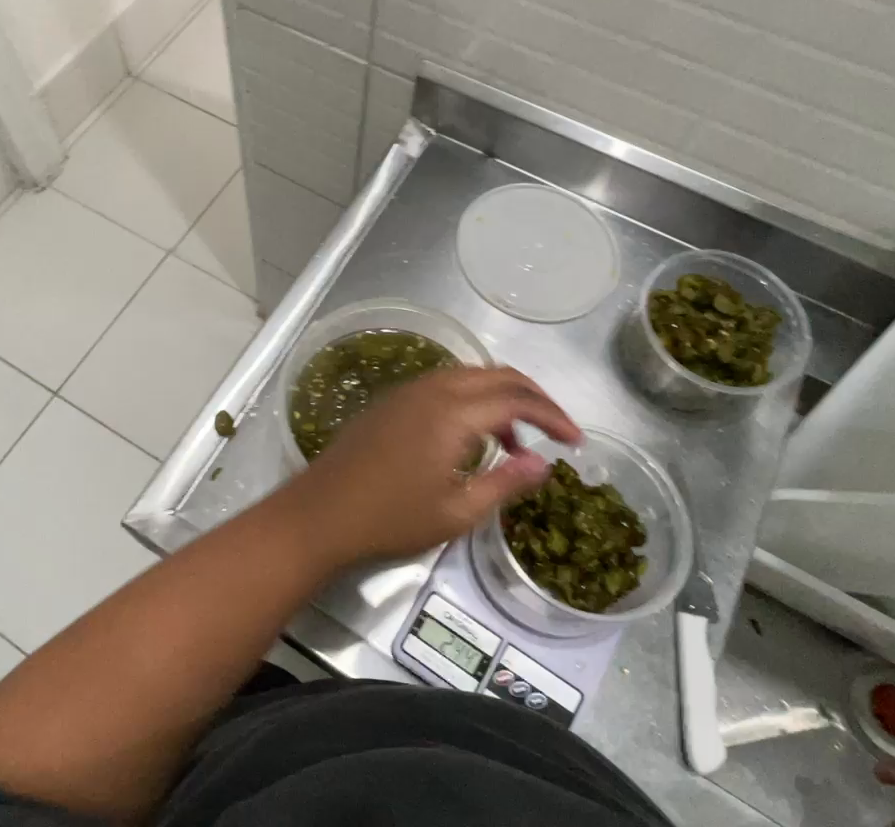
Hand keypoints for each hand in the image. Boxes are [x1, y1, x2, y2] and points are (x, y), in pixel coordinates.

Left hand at [281, 366, 581, 565]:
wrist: (318, 514)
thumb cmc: (389, 519)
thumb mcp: (457, 513)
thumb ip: (506, 483)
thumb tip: (544, 462)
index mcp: (452, 413)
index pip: (517, 399)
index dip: (553, 416)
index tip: (576, 442)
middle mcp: (431, 389)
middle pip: (497, 375)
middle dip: (533, 398)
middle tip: (556, 430)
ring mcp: (406, 392)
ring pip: (469, 376)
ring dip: (501, 398)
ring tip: (515, 442)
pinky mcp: (390, 401)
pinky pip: (444, 385)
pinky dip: (472, 399)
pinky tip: (472, 437)